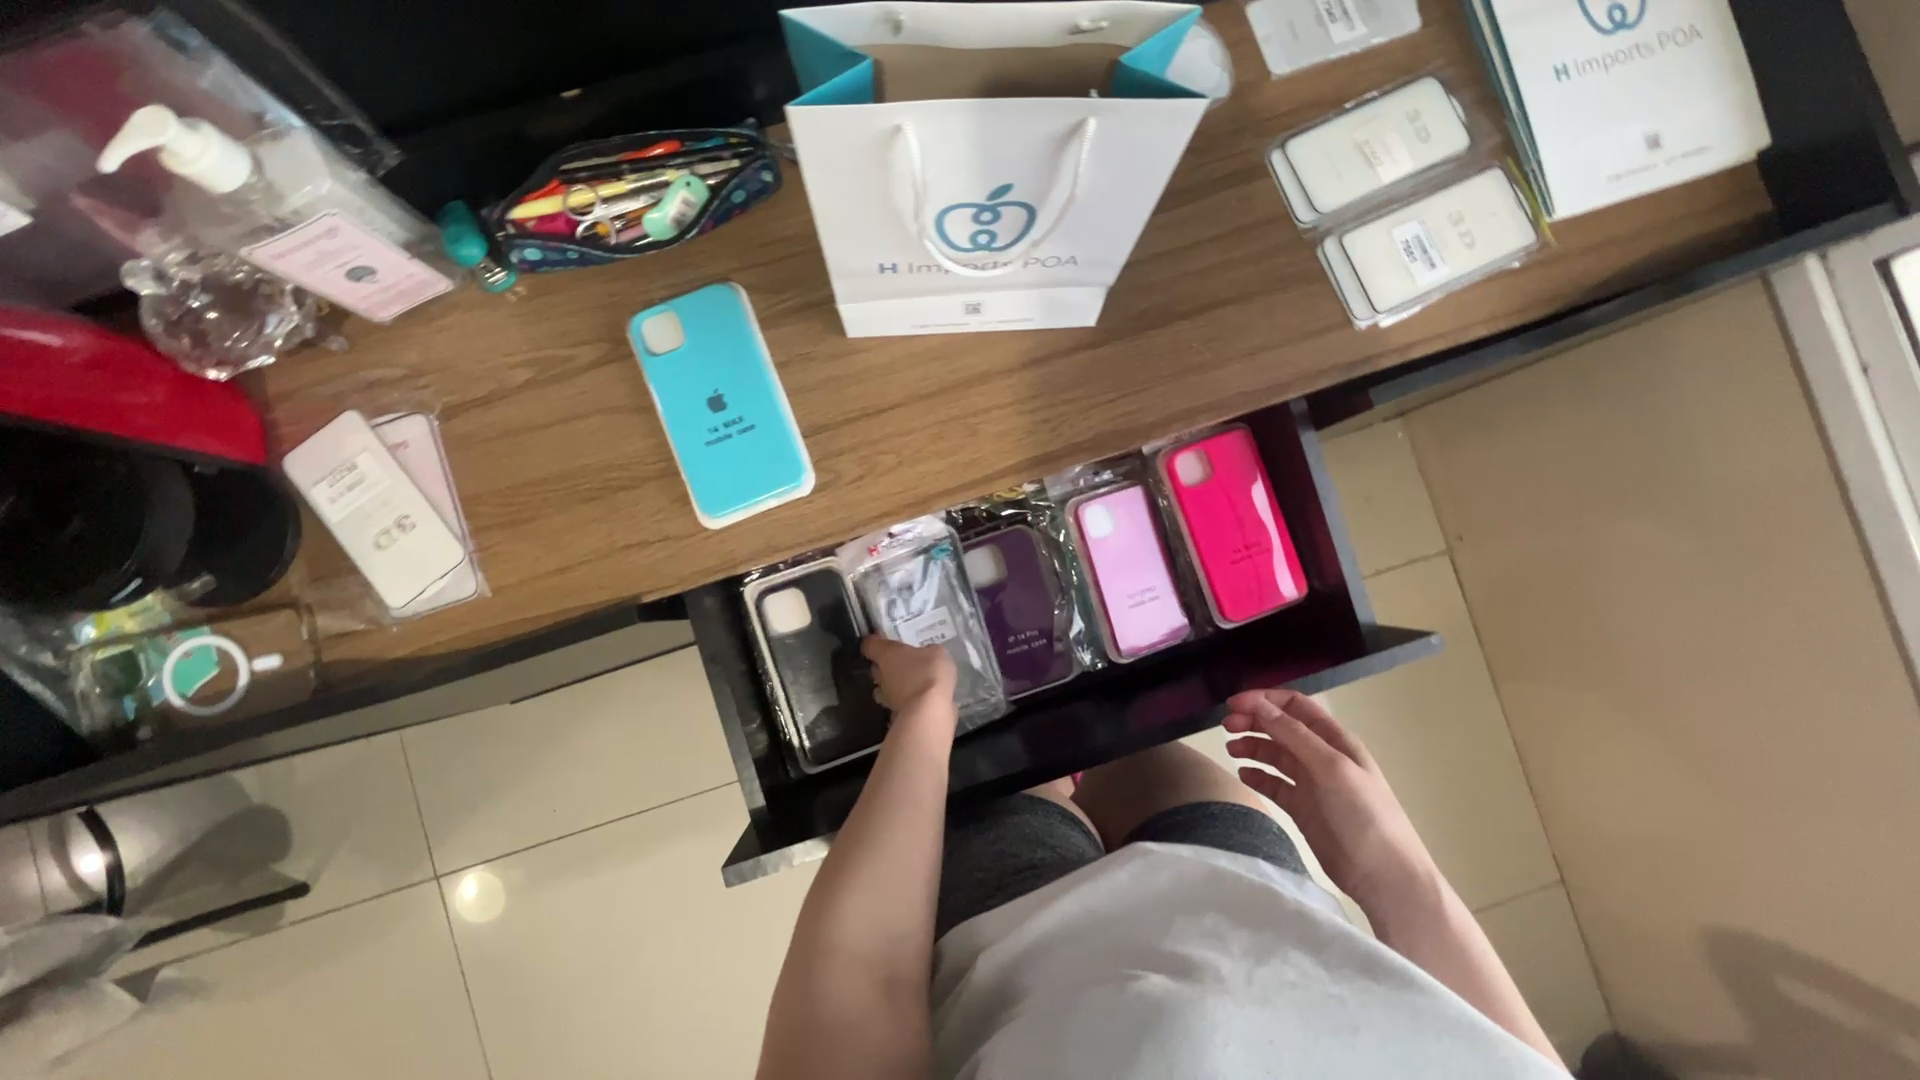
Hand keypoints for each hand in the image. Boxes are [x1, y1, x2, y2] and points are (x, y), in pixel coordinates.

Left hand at [862, 636, 955, 713]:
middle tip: (902, 660)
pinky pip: (899, 702)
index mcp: (886, 654)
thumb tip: (926, 655)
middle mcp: (881, 675)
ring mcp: (887, 696)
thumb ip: (928, 651)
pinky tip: (921, 698)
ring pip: (884, 687)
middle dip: (886, 664)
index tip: (882, 639)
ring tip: (910, 681)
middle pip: (876, 667)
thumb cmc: (929, 673)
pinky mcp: (896, 713)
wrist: (929, 711)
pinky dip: (907, 700)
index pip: (870, 645)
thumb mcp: (936, 653)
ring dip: (894, 684)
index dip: (875, 641)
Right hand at [1223, 689, 1437, 913]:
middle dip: (1253, 722)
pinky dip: (1257, 776)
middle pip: (1281, 728)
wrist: (1383, 876)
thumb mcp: (1331, 768)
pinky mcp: (1302, 808)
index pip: (1294, 706)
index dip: (1264, 700)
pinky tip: (1243, 775)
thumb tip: (1259, 706)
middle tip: (1226, 727)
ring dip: (1252, 747)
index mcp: (1335, 740)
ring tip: (1231, 750)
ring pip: (1275, 754)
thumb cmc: (1364, 815)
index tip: (1233, 704)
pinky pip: (1274, 784)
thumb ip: (1295, 735)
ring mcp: (1311, 783)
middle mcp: (1321, 756)